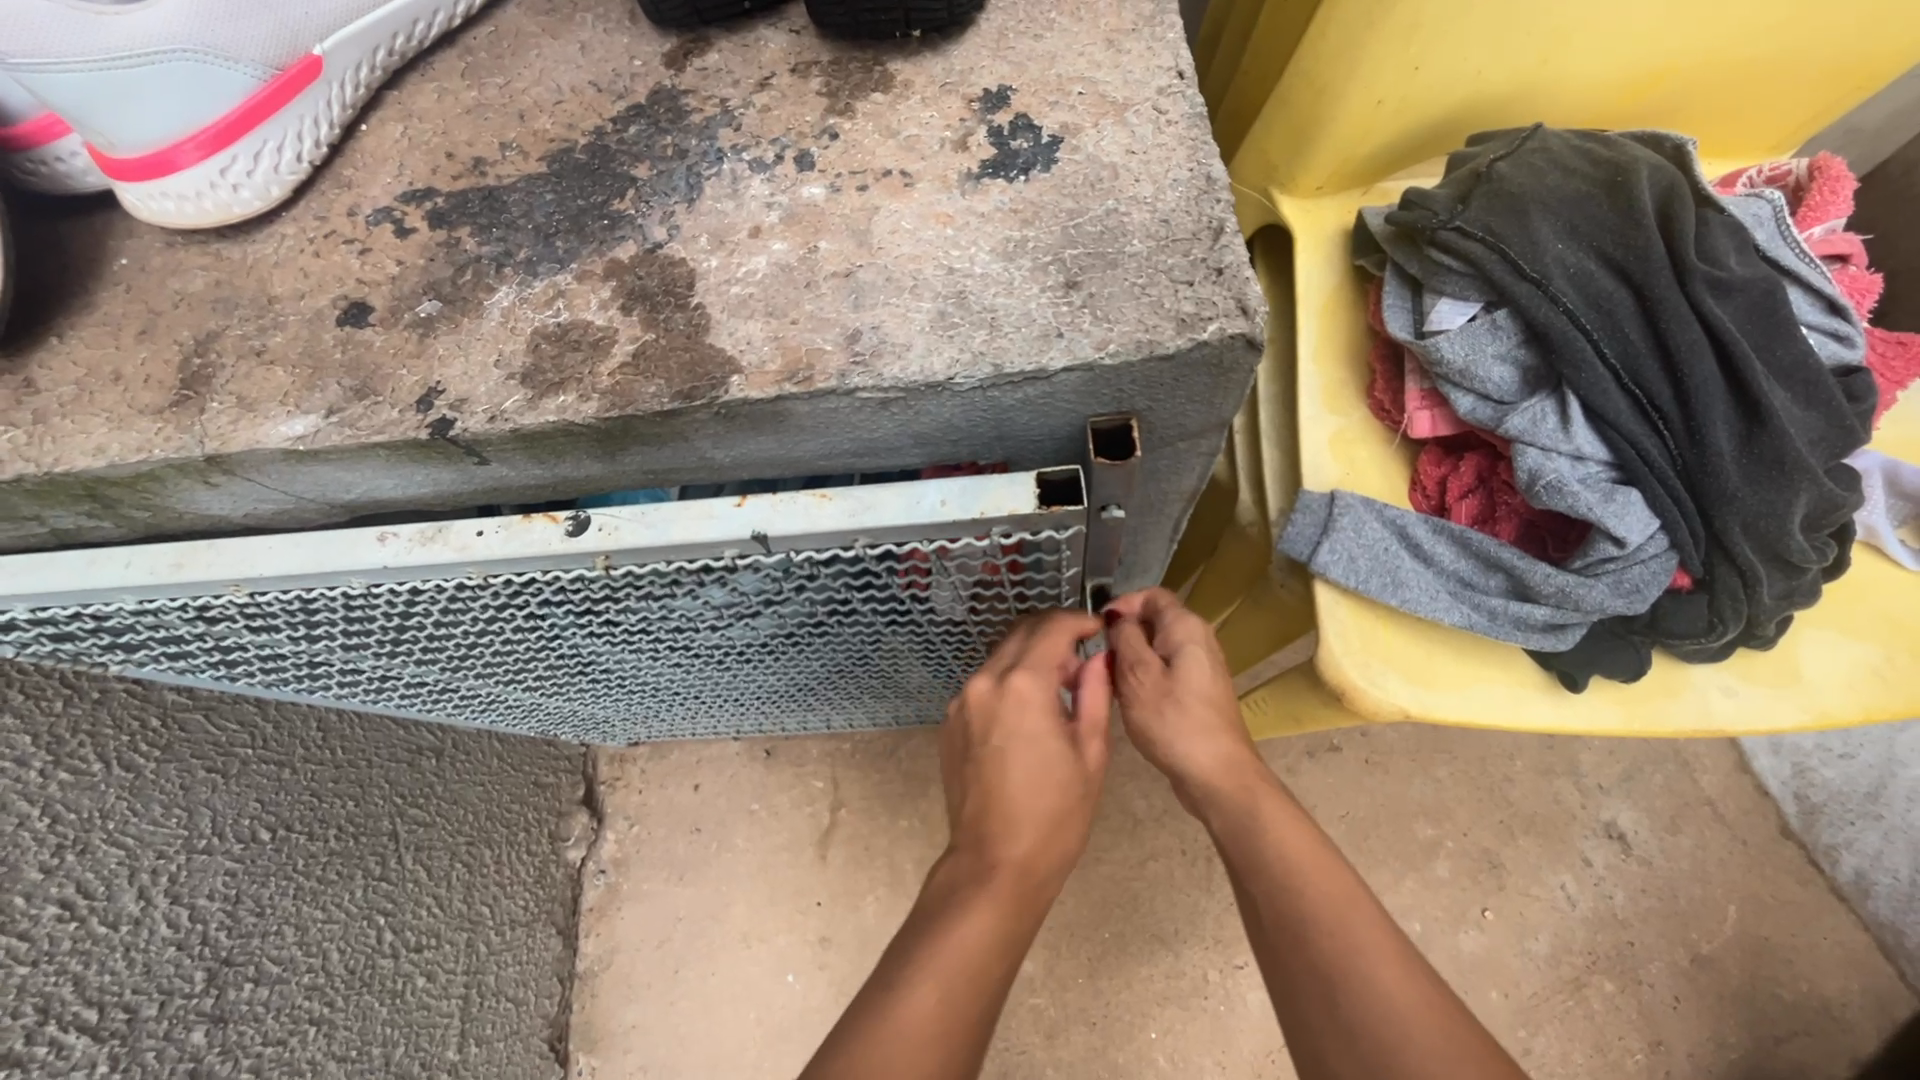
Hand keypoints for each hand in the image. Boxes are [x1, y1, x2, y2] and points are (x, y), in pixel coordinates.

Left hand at [939, 610, 1112, 896]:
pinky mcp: (950, 722)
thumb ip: (1094, 694)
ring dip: (1030, 659)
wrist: (994, 865)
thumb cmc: (1055, 816)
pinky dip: (1009, 683)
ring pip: (1000, 658)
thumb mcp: (1090, 753)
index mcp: (1023, 686)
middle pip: (1021, 634)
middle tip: (1082, 662)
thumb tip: (1098, 658)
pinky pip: (984, 685)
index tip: (1096, 629)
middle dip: (1054, 636)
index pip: (1051, 628)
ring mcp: (961, 702)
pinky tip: (1029, 716)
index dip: (1078, 621)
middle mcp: (985, 683)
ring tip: (1059, 693)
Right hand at [1105, 588, 1271, 816]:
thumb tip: (1117, 618)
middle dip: (1123, 636)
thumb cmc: (1173, 721)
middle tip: (1098, 660)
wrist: (1217, 775)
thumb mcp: (1137, 675)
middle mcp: (1199, 639)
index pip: (1151, 595)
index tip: (1097, 629)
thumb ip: (1123, 638)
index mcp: (1186, 627)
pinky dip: (1144, 679)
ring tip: (1109, 683)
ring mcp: (1201, 667)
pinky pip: (1165, 671)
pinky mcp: (1198, 692)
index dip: (1122, 604)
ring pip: (1156, 649)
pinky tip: (1130, 702)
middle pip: (1153, 622)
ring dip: (1131, 661)